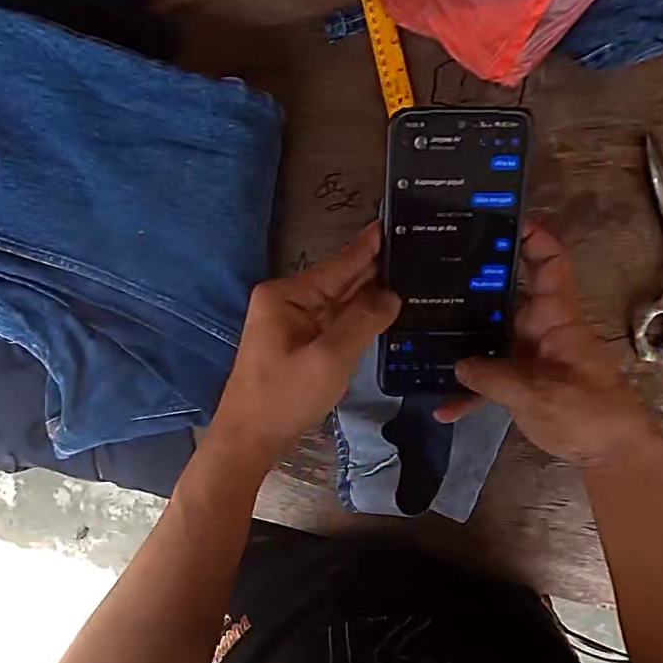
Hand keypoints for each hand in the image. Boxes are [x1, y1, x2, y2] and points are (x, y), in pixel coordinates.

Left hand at [208, 223, 400, 462]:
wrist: (249, 439)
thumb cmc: (284, 397)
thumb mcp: (330, 358)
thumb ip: (364, 321)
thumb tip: (392, 294)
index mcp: (287, 296)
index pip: (337, 265)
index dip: (368, 247)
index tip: (390, 223)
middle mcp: (287, 302)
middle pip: (339, 281)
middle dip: (374, 270)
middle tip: (414, 251)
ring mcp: (291, 324)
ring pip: (339, 304)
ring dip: (369, 295)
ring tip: (407, 275)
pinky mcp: (298, 344)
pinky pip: (334, 323)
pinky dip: (357, 318)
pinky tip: (382, 310)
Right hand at [437, 222, 659, 467]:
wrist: (612, 454)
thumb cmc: (589, 412)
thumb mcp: (538, 392)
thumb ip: (493, 377)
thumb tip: (458, 365)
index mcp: (556, 317)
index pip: (549, 263)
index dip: (532, 237)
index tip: (500, 218)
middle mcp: (539, 329)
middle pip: (504, 297)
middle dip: (473, 285)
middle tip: (432, 274)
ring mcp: (528, 357)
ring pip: (489, 339)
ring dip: (460, 342)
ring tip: (421, 336)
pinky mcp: (522, 384)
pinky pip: (489, 380)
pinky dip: (469, 393)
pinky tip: (442, 408)